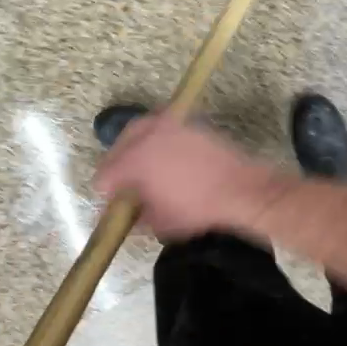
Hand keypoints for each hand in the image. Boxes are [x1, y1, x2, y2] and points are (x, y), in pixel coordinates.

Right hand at [93, 112, 294, 240]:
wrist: (241, 189)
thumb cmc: (199, 209)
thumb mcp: (161, 222)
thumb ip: (137, 216)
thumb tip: (129, 215)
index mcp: (137, 160)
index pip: (106, 173)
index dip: (105, 189)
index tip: (108, 199)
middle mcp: (150, 135)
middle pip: (120, 144)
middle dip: (116, 162)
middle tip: (119, 179)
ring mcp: (171, 125)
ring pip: (140, 129)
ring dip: (132, 145)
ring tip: (135, 163)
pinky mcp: (189, 123)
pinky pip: (162, 125)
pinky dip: (154, 136)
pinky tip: (159, 153)